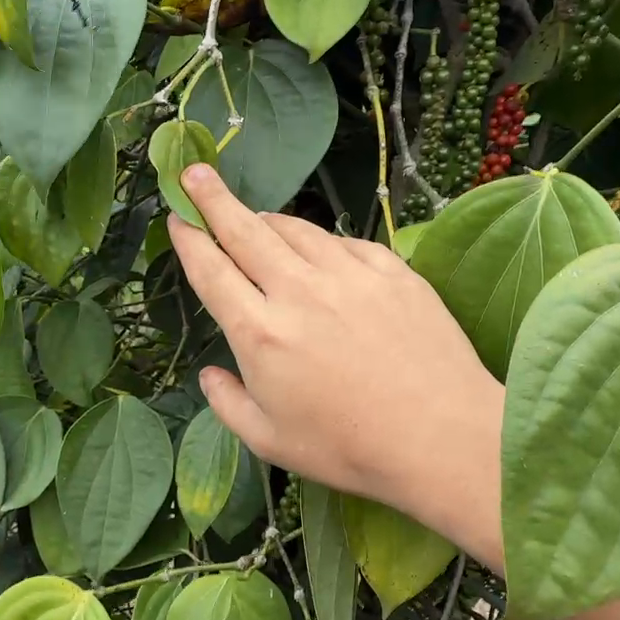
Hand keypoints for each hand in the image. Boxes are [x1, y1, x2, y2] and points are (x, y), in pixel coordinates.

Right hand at [168, 164, 506, 561]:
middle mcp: (298, 290)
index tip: (175, 216)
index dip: (188, 239)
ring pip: (295, 228)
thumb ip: (227, 404)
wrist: (443, 438)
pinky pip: (343, 242)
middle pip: (246, 230)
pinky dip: (320, 241)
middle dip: (213, 198)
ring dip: (267, 219)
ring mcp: (348, 274)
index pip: (211, 270)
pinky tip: (318, 252)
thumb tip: (209, 373)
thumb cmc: (348, 448)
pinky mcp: (391, 270)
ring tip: (254, 219)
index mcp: (259, 332)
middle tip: (193, 171)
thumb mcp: (269, 442)